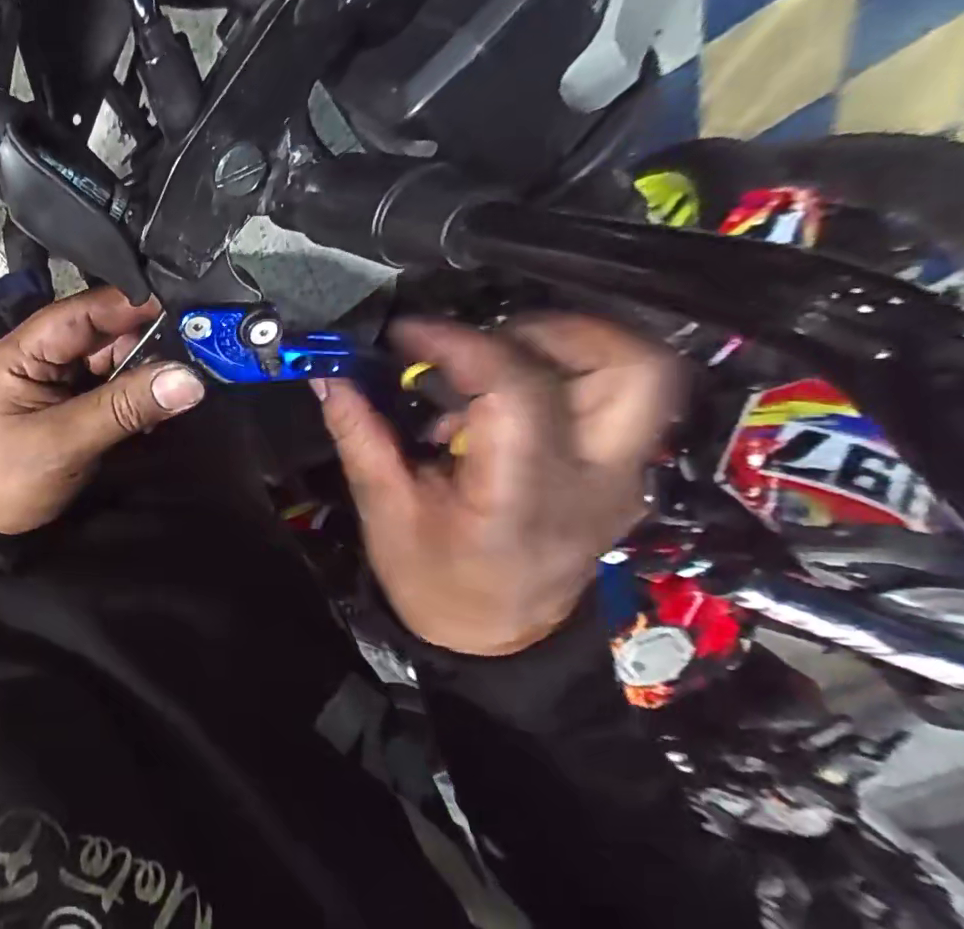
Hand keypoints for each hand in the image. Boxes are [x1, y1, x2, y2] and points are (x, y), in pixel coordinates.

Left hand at [0, 287, 206, 534]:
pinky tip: (163, 401)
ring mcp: (55, 381)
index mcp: (17, 354)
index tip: (181, 306)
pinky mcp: (71, 404)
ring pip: (110, 358)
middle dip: (144, 338)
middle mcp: (36, 358)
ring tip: (186, 376)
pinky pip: (111, 385)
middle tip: (196, 346)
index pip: (78, 314)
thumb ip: (124, 408)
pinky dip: (137, 391)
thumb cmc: (8, 482)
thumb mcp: (63, 443)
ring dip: (146, 367)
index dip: (128, 306)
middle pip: (99, 332)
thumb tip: (188, 379)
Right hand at [316, 315, 684, 655]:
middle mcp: (593, 478)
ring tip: (490, 361)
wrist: (496, 635)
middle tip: (474, 340)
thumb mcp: (384, 511)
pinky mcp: (620, 472)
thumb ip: (360, 436)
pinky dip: (560, 376)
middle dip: (546, 331)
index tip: (404, 335)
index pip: (517, 390)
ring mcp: (620, 475)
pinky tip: (498, 401)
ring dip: (565, 347)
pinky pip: (615, 398)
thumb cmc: (433, 580)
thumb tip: (329, 377)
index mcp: (524, 494)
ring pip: (638, 374)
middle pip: (625, 367)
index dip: (457, 344)